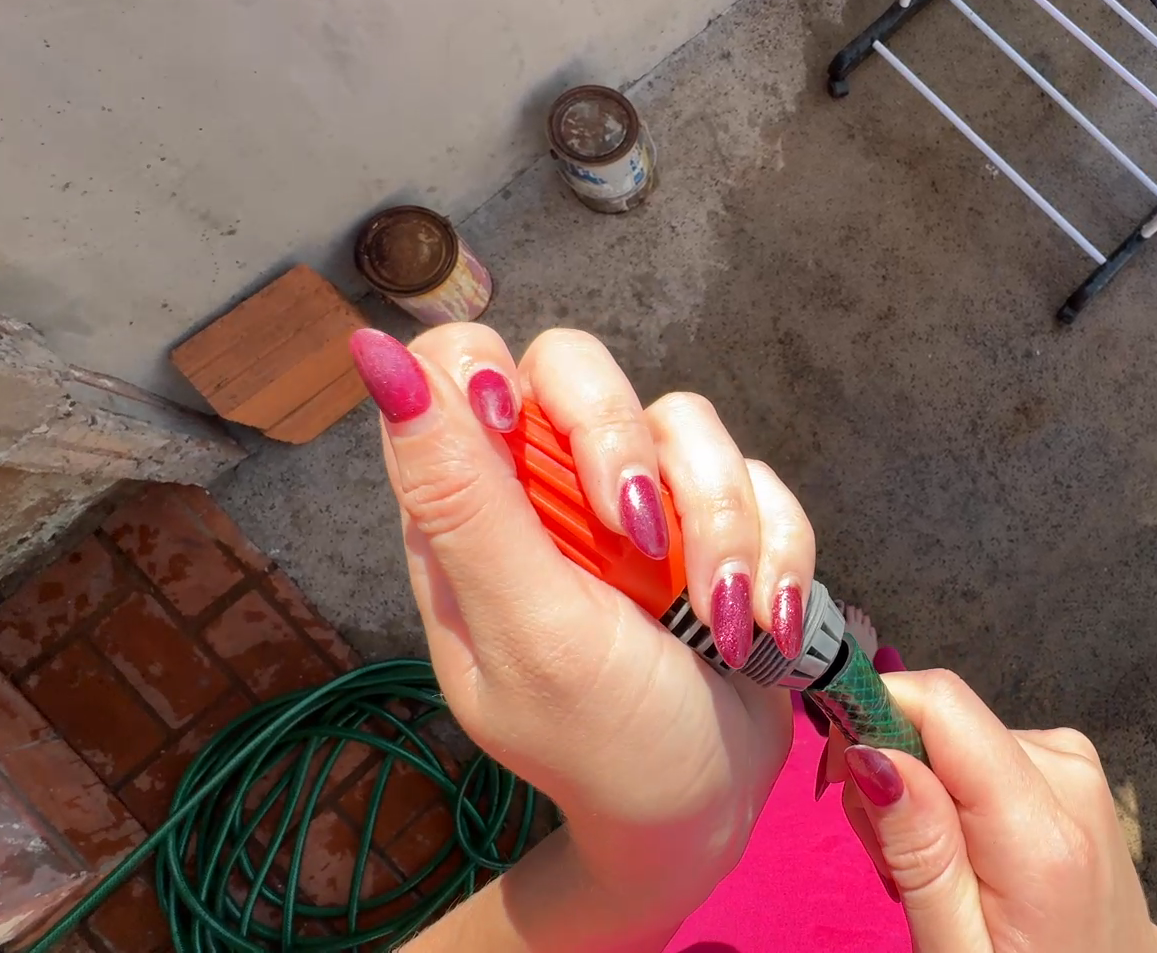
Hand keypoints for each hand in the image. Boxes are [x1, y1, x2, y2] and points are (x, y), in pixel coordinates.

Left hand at [353, 325, 813, 946]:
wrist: (713, 796)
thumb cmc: (603, 738)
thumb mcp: (529, 636)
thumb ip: (465, 506)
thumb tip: (379, 360)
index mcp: (479, 514)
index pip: (457, 371)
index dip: (487, 373)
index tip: (518, 426)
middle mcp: (560, 487)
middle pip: (582, 368)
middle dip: (630, 447)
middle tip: (646, 539)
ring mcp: (649, 495)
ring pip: (693, 424)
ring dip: (726, 527)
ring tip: (725, 623)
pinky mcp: (724, 512)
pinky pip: (762, 480)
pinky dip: (777, 550)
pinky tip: (764, 624)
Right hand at [828, 671, 1156, 952]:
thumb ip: (920, 853)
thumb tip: (872, 750)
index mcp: (1043, 830)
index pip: (943, 702)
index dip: (876, 711)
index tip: (842, 774)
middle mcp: (1068, 771)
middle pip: (942, 721)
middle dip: (893, 769)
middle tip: (889, 858)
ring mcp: (1075, 761)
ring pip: (956, 733)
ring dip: (923, 785)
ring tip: (933, 866)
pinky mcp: (1071, 760)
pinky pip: (984, 746)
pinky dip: (957, 788)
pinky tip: (967, 846)